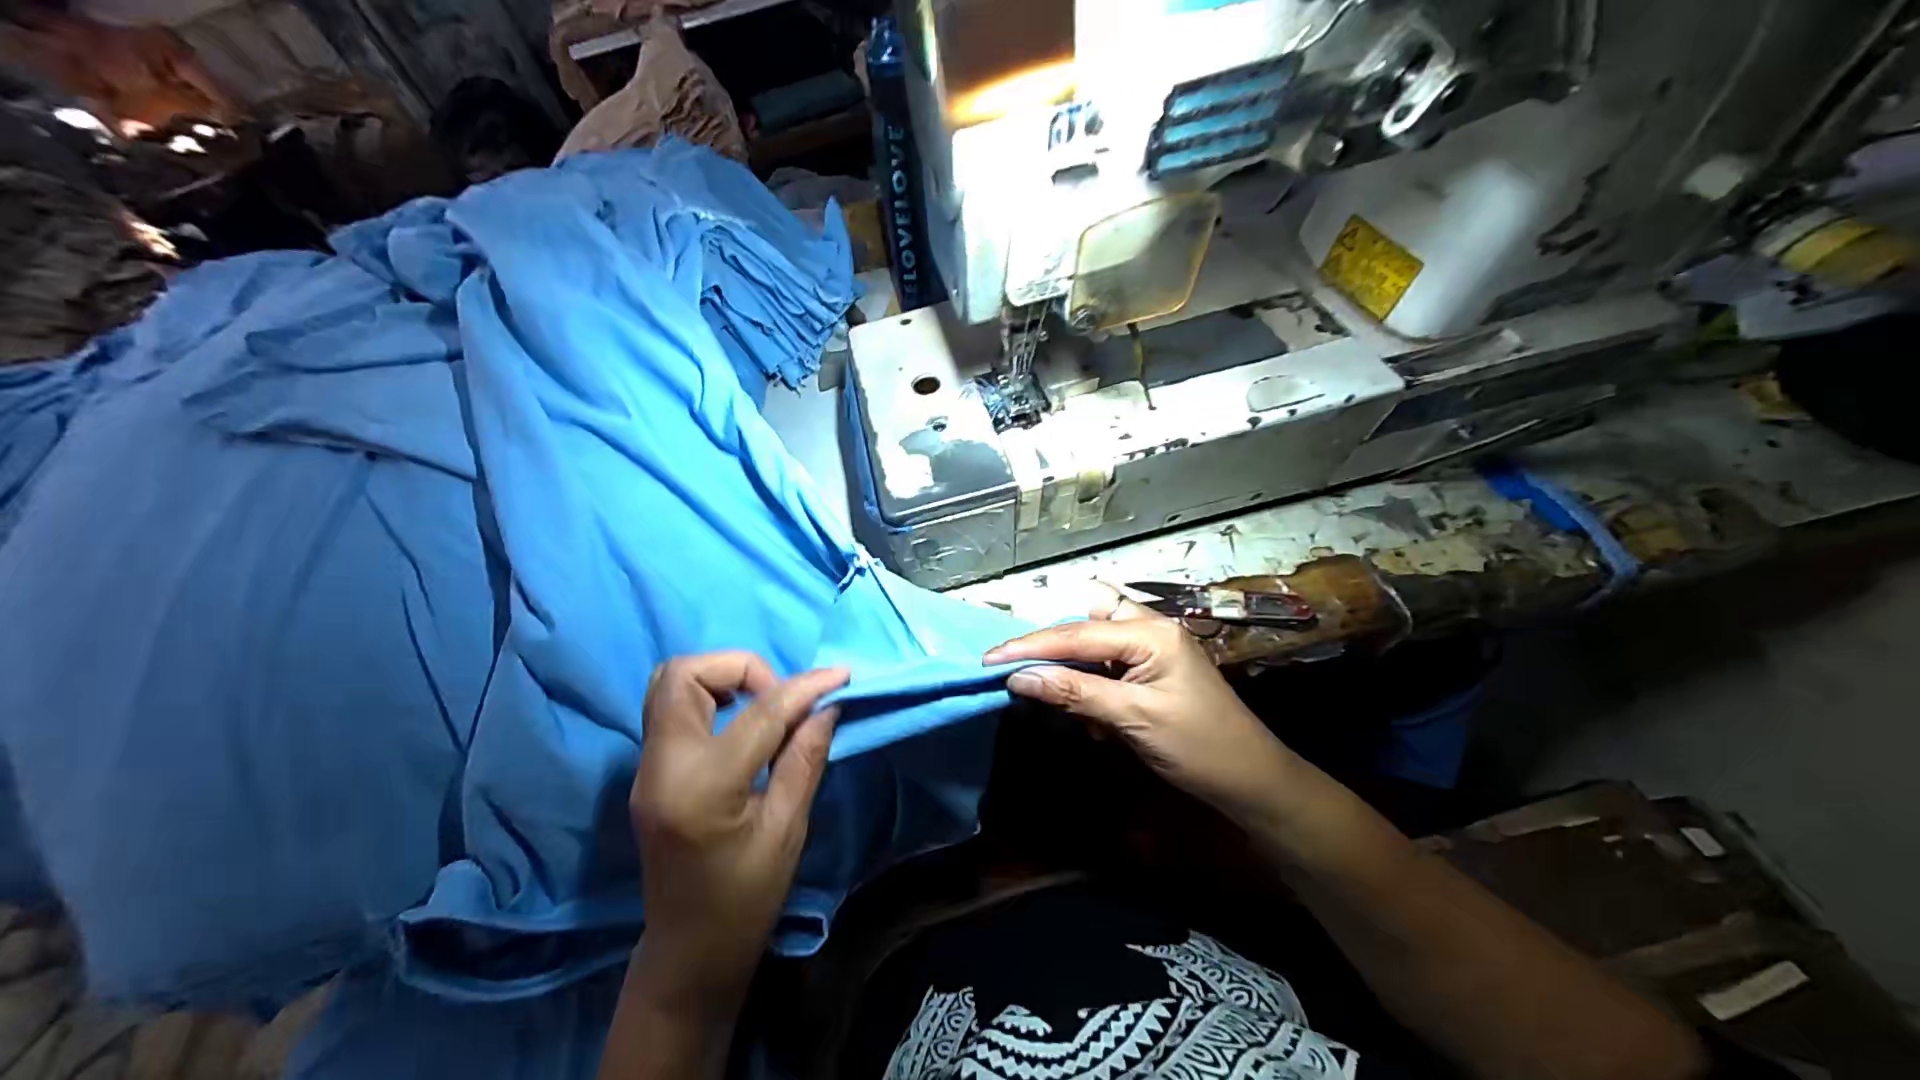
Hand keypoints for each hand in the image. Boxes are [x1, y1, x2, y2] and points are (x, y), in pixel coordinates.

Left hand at [629, 653, 847, 1006]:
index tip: (840, 676)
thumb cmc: (747, 899)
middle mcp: (662, 766)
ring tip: (764, 705)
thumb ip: (805, 757)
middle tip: (782, 698)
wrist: (688, 952)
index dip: (805, 687)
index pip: (758, 712)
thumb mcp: (788, 829)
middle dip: (742, 667)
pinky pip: (670, 708)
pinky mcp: (648, 771)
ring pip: (669, 683)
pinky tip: (742, 723)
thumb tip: (827, 705)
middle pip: (684, 674)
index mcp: (703, 786)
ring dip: (720, 678)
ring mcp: (647, 768)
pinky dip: (708, 696)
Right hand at [984, 587, 1293, 816]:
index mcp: (1151, 632)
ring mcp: (1150, 652)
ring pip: (1091, 648)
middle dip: (1049, 651)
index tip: (990, 658)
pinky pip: (1105, 669)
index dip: (1031, 646)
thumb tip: (1019, 677)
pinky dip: (1090, 690)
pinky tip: (1092, 723)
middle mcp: (1149, 631)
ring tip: (1059, 704)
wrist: (1251, 782)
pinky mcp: (1148, 674)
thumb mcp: (1132, 718)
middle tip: (1013, 672)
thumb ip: (1074, 692)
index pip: (1077, 633)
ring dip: (1071, 674)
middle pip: (1082, 628)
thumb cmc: (1198, 747)